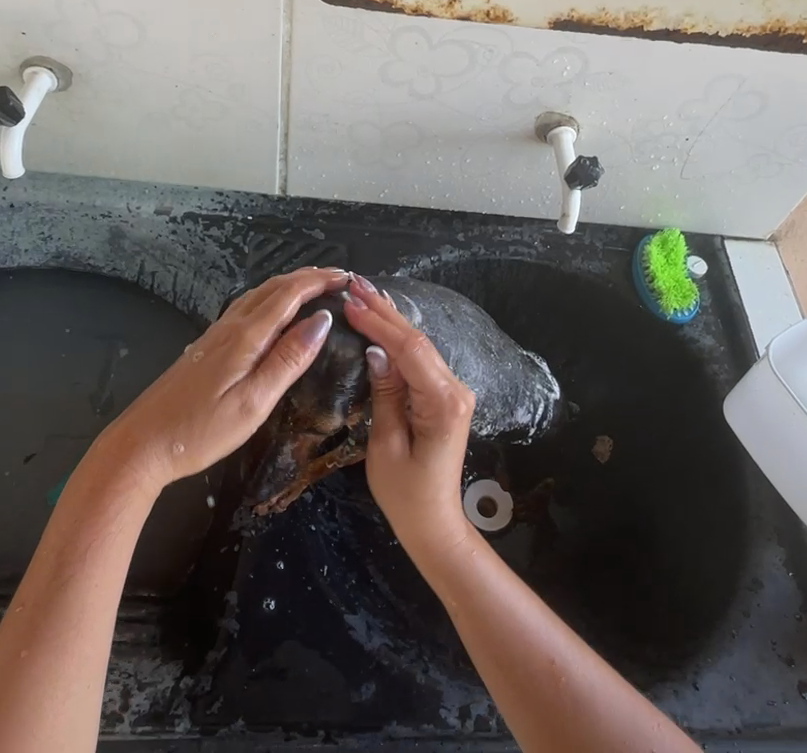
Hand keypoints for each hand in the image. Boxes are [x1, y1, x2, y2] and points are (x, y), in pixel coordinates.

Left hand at [102, 267, 347, 494]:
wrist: (141, 446)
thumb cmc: (200, 431)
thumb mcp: (254, 402)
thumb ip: (288, 360)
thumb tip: (321, 320)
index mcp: (246, 337)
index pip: (289, 295)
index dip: (319, 281)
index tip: (347, 277)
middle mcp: (230, 327)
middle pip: (273, 288)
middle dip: (307, 277)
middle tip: (338, 278)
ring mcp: (215, 336)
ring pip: (257, 296)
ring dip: (289, 285)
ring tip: (314, 287)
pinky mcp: (206, 348)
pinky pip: (246, 309)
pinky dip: (271, 299)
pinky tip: (274, 311)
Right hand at [341, 274, 477, 555]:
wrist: (433, 522)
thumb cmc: (405, 494)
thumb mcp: (385, 446)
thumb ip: (385, 395)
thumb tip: (376, 351)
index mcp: (443, 402)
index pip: (409, 350)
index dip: (380, 323)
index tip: (351, 302)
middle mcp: (455, 389)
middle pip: (417, 342)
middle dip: (384, 312)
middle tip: (354, 284)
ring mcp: (453, 391)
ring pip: (420, 347)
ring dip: (391, 320)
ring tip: (363, 294)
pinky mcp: (444, 396)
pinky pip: (421, 360)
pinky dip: (399, 339)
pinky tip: (383, 322)